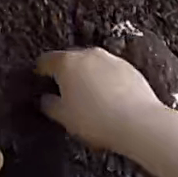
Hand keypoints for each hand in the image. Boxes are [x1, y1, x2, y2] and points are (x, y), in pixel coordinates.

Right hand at [37, 47, 177, 155]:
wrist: (138, 122)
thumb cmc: (96, 119)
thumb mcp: (64, 117)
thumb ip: (50, 105)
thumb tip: (46, 99)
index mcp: (67, 63)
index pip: (47, 60)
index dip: (40, 69)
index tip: (39, 76)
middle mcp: (89, 54)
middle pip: (71, 60)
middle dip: (66, 74)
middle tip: (63, 93)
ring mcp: (111, 59)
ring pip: (92, 65)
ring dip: (87, 77)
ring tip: (88, 99)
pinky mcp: (129, 68)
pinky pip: (110, 72)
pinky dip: (105, 81)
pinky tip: (108, 100)